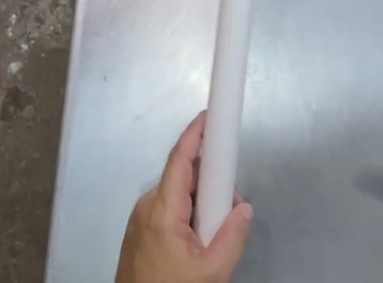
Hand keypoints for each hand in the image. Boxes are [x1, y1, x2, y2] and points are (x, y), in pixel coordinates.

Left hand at [116, 112, 253, 282]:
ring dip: (200, 203)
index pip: (180, 158)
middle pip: (183, 177)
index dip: (195, 133)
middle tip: (231, 204)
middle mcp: (147, 206)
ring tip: (216, 233)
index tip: (211, 115)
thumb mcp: (212, 274)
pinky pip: (169, 211)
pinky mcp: (139, 234)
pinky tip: (200, 241)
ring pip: (177, 196)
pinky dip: (188, 216)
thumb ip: (232, 237)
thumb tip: (243, 206)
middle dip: (210, 182)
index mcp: (162, 209)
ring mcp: (140, 220)